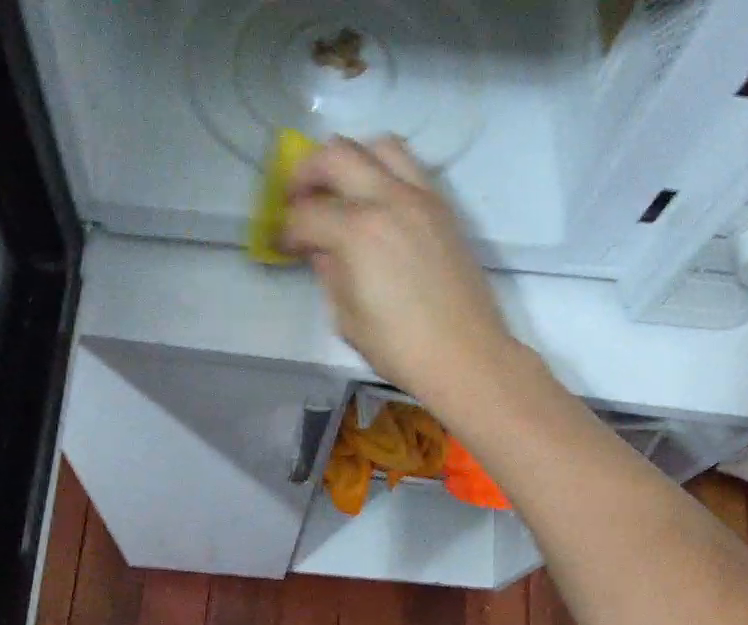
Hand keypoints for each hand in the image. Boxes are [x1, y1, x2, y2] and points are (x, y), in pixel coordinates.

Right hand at [282, 136, 523, 401]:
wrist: (465, 355)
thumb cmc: (399, 347)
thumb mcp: (347, 317)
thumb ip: (329, 273)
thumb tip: (320, 249)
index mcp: (358, 233)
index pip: (305, 215)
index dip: (285, 231)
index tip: (282, 246)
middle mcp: (389, 200)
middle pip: (336, 155)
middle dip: (306, 174)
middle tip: (298, 200)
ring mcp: (421, 198)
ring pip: (380, 146)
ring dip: (351, 159)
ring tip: (341, 190)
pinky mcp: (443, 208)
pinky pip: (410, 167)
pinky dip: (385, 172)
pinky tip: (376, 205)